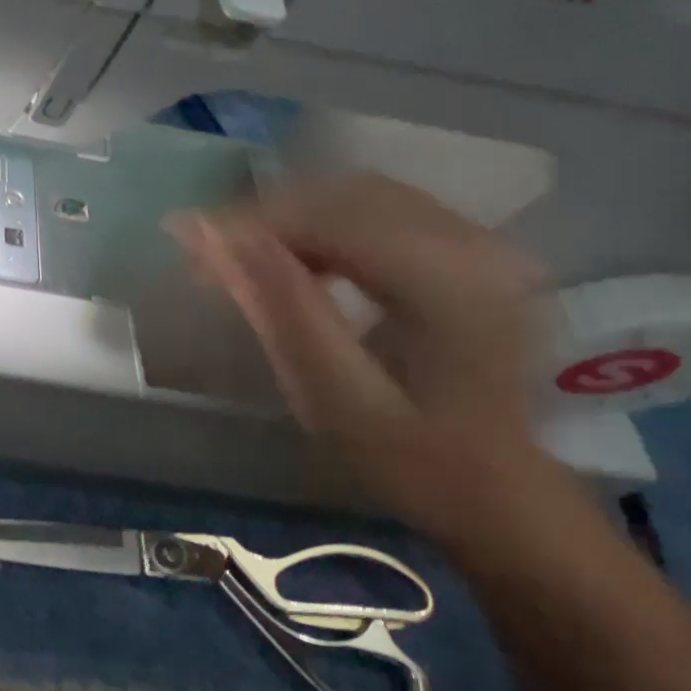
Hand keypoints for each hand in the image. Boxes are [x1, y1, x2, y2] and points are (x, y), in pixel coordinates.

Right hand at [171, 176, 551, 528]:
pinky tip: (299, 265)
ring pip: (364, 196)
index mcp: (450, 282)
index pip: (332, 216)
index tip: (187, 245)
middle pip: (349, 194)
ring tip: (243, 262)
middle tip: (209, 258)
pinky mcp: (476, 254)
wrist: (503, 496)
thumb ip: (278, 308)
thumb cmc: (415, 461)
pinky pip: (386, 213)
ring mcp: (484, 245)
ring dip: (294, 220)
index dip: (252, 223)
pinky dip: (328, 228)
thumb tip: (209, 235)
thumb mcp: (334, 396)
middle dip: (268, 217)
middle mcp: (478, 245)